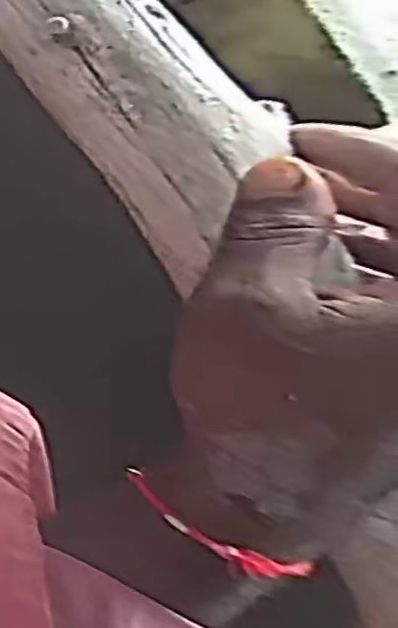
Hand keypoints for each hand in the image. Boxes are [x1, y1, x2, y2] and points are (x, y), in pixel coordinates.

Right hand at [160, 126, 397, 562]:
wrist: (269, 486)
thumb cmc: (260, 403)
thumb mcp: (244, 306)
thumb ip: (268, 234)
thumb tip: (282, 175)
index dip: (361, 157)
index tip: (299, 141)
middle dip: (374, 188)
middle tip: (299, 171)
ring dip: (380, 225)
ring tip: (305, 212)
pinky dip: (386, 262)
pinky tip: (334, 256)